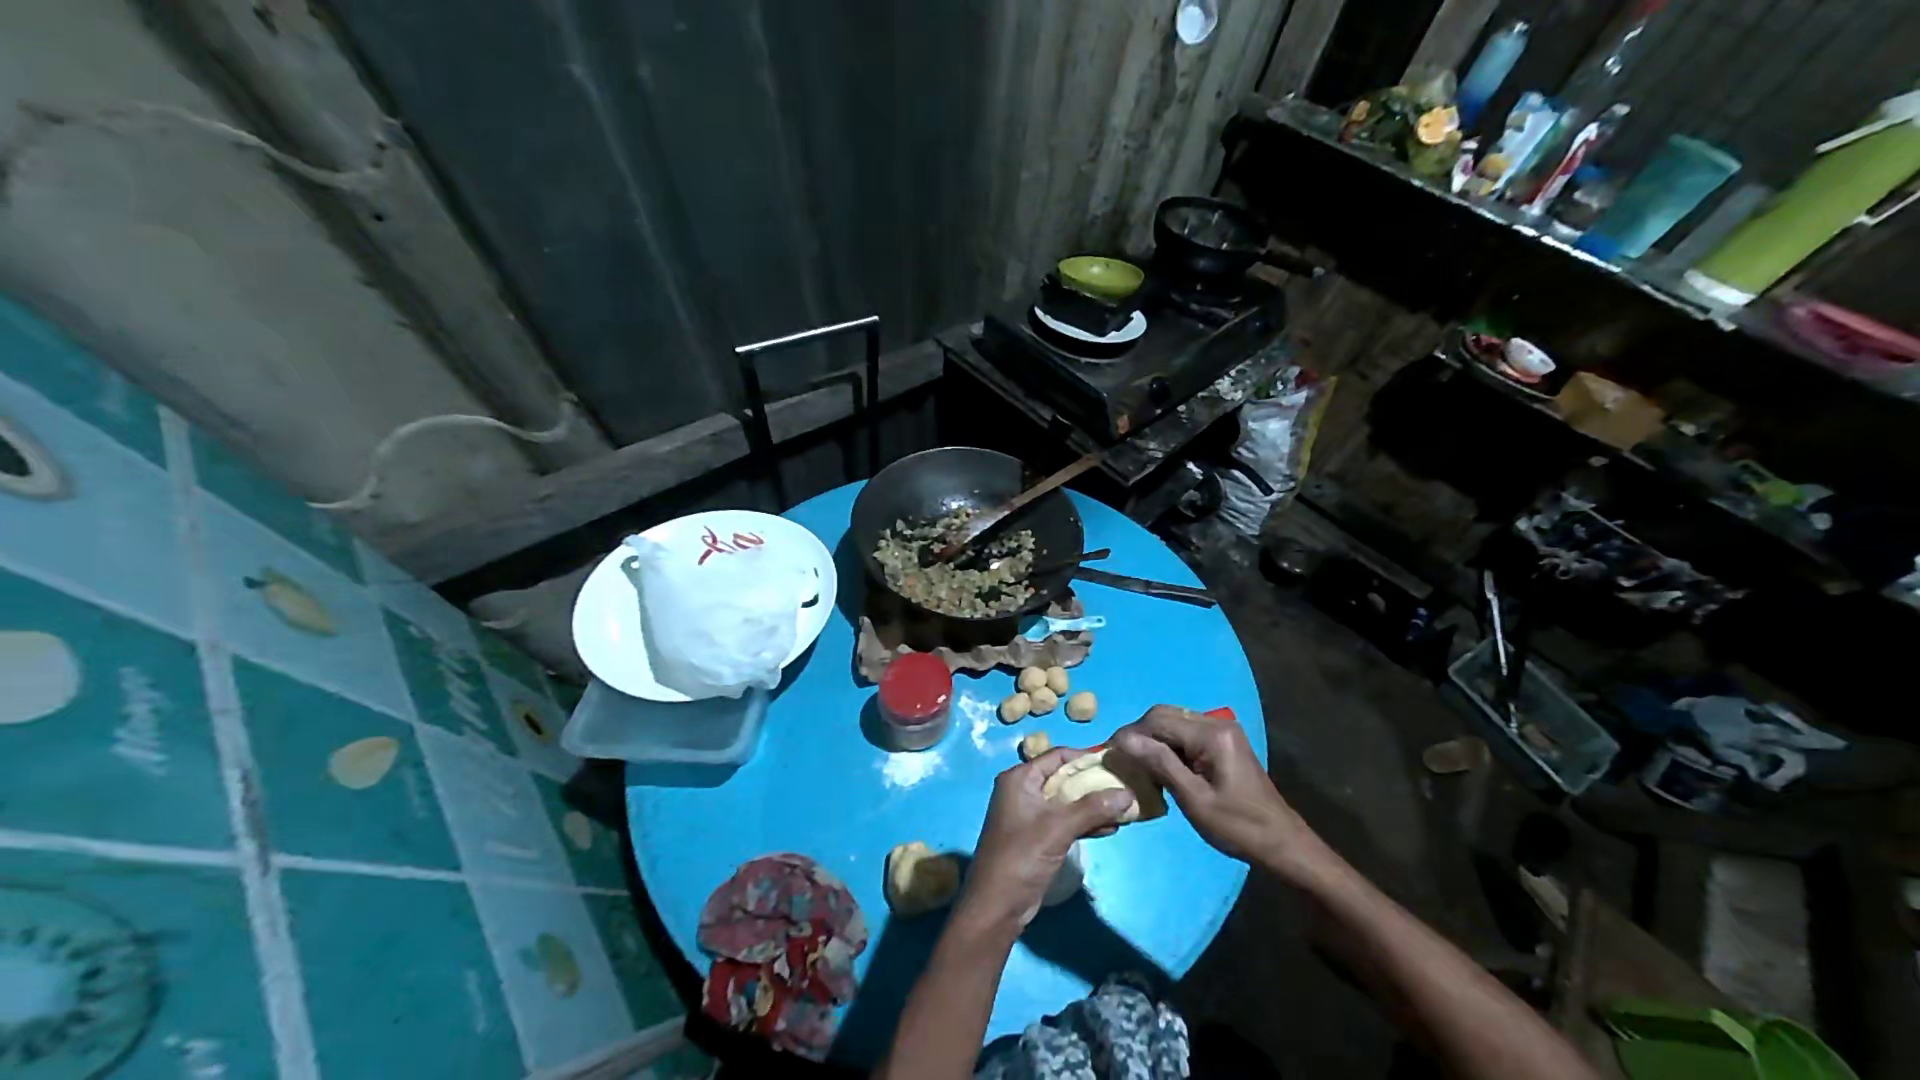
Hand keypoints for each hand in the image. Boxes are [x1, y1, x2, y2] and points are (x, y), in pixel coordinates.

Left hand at [959, 749, 1134, 930]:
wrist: (997, 905)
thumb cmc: (1022, 856)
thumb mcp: (1058, 828)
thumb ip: (1093, 808)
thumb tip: (1129, 792)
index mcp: (1020, 779)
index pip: (1057, 756)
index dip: (1086, 757)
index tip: (1116, 762)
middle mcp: (1023, 791)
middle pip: (1064, 777)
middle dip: (1094, 783)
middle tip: (1126, 784)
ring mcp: (1030, 814)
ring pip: (1068, 801)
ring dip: (1093, 805)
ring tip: (1125, 807)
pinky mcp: (1038, 836)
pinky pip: (1066, 820)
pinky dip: (1086, 822)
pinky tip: (1112, 827)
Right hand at [1112, 706, 1327, 878]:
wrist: (1281, 843)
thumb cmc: (1237, 826)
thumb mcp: (1194, 799)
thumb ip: (1159, 764)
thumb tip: (1123, 739)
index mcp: (1212, 734)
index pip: (1158, 720)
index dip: (1130, 734)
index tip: (1110, 754)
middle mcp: (1217, 723)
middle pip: (1165, 715)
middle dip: (1140, 734)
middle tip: (1122, 760)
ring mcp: (1221, 731)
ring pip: (1173, 722)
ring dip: (1153, 739)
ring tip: (1138, 765)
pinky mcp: (1222, 742)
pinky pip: (1185, 733)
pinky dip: (1168, 746)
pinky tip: (1161, 767)